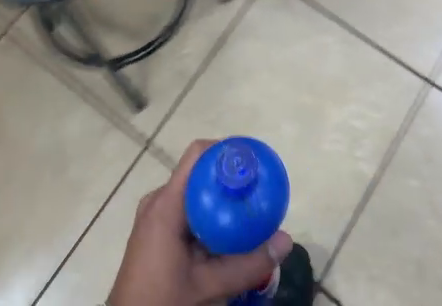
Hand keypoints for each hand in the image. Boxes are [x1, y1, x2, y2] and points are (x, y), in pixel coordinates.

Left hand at [108, 140, 293, 305]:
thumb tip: (286, 240)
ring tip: (250, 214)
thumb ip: (247, 265)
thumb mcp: (208, 286)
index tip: (254, 166)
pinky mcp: (156, 232)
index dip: (228, 151)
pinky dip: (210, 217)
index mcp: (166, 205)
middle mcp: (158, 202)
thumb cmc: (160, 301)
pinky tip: (229, 237)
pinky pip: (188, 211)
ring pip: (195, 195)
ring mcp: (155, 217)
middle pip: (200, 175)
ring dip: (222, 201)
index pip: (198, 155)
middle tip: (259, 194)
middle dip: (231, 181)